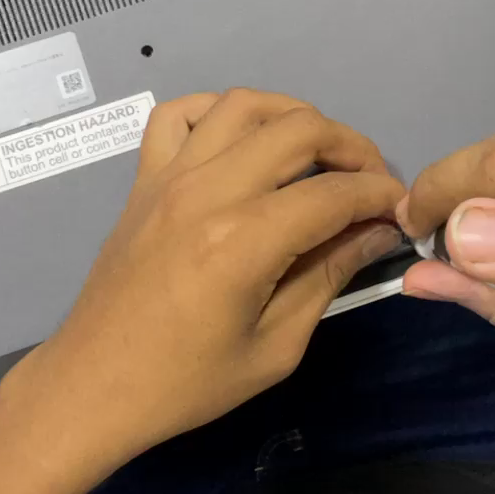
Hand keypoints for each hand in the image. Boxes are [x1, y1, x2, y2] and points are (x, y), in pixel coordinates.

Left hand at [0, 90, 405, 479]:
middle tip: (370, 183)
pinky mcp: (143, 179)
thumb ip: (329, 276)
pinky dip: (218, 113)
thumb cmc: (186, 383)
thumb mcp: (276, 346)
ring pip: (244, 106)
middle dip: (351, 148)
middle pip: (298, 130)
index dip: (379, 196)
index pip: (333, 194)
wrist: (93, 388)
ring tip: (318, 153)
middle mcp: (207, 190)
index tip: (401, 211)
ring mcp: (169, 176)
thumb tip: (377, 233)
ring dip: (294, 118)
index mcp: (243, 240)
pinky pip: (178, 115)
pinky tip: (242, 141)